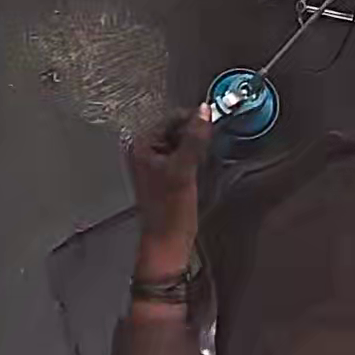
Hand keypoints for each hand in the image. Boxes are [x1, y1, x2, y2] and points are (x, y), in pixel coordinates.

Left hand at [125, 105, 209, 279]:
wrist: (168, 244)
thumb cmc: (169, 211)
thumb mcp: (184, 169)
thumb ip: (194, 137)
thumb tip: (204, 110)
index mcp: (141, 145)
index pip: (172, 118)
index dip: (193, 120)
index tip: (213, 124)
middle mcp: (144, 150)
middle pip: (177, 128)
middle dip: (195, 134)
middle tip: (207, 147)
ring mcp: (154, 163)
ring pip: (182, 142)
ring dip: (196, 146)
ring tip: (203, 160)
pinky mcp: (166, 174)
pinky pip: (183, 155)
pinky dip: (195, 157)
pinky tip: (200, 167)